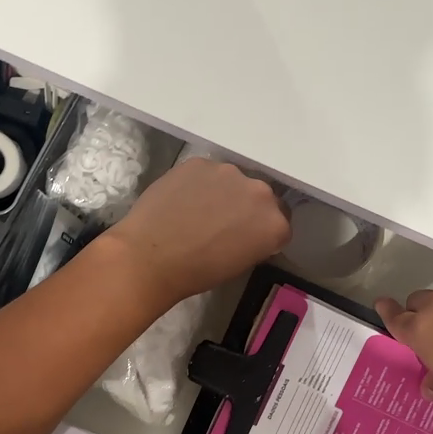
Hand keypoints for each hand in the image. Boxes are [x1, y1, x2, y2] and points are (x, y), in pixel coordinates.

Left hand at [102, 158, 290, 305]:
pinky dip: (200, 184)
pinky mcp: (200, 162)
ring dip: (224, 192)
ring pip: (233, 181)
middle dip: (247, 207)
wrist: (151, 256)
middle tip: (224, 225)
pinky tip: (182, 201)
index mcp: (274, 223)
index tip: (248, 239)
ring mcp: (228, 172)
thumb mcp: (241, 263)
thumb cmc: (198, 272)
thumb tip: (249, 230)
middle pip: (260, 196)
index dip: (264, 231)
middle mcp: (259, 192)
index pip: (281, 222)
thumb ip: (256, 240)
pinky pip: (207, 173)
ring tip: (199, 212)